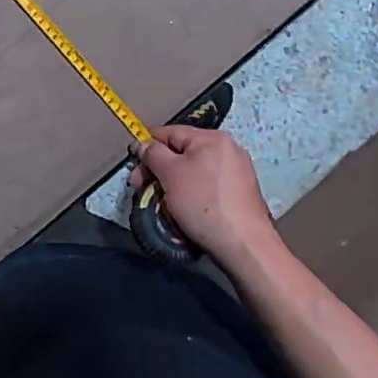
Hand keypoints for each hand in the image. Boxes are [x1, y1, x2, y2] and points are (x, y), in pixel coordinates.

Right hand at [132, 126, 277, 263]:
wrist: (244, 245)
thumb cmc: (203, 203)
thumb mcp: (170, 174)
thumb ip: (153, 153)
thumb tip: (143, 142)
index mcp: (212, 137)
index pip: (170, 132)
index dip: (147, 144)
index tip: (132, 163)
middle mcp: (228, 148)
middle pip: (182, 152)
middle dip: (159, 169)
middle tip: (141, 188)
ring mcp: (237, 171)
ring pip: (194, 170)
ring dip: (173, 183)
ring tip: (161, 202)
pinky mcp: (241, 193)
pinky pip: (207, 186)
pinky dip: (192, 194)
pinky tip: (184, 210)